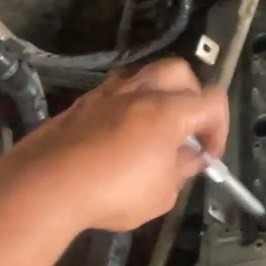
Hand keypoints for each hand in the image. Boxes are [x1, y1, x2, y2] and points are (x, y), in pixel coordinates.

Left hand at [0, 58, 229, 232]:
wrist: (46, 185)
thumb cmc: (114, 191)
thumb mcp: (162, 193)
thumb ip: (182, 170)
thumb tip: (191, 158)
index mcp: (169, 110)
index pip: (212, 101)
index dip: (220, 129)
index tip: (208, 157)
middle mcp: (140, 91)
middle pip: (179, 73)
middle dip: (192, 99)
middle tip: (187, 132)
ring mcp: (107, 93)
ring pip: (144, 77)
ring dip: (158, 99)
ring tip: (154, 134)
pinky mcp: (81, 104)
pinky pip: (116, 95)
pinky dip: (129, 109)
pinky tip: (122, 140)